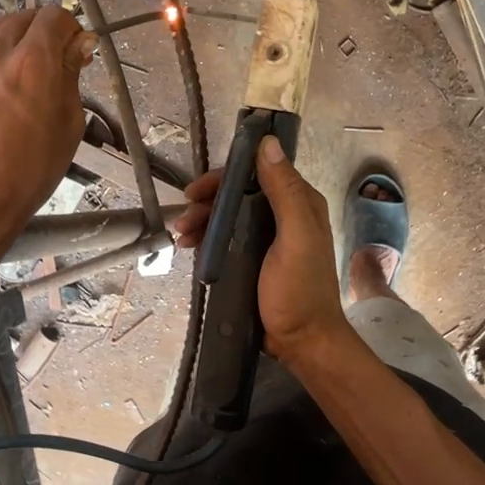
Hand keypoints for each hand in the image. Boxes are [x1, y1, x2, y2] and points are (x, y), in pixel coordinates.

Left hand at [0, 8, 95, 240]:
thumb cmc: (33, 167)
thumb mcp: (69, 123)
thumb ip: (71, 76)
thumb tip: (79, 44)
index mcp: (35, 61)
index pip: (54, 17)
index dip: (71, 29)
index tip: (76, 51)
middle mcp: (0, 51)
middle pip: (25, 18)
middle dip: (45, 32)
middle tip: (55, 62)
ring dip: (16, 36)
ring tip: (24, 64)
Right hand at [171, 136, 349, 363]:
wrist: (302, 341)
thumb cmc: (299, 290)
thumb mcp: (295, 237)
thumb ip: (284, 191)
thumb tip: (268, 143)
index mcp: (300, 203)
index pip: (258, 172)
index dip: (226, 176)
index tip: (197, 190)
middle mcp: (286, 214)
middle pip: (240, 194)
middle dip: (209, 202)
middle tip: (184, 217)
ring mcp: (270, 238)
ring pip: (231, 215)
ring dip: (204, 220)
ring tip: (182, 237)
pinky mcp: (257, 259)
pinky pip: (229, 237)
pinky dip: (209, 238)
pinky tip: (192, 248)